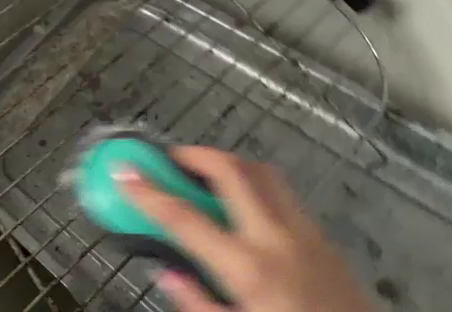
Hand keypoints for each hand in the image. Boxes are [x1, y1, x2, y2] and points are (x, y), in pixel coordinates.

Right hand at [117, 147, 374, 311]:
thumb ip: (198, 304)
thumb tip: (165, 272)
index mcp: (250, 270)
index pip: (185, 217)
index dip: (147, 191)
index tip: (123, 170)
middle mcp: (279, 240)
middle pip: (230, 170)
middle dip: (192, 155)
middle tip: (167, 159)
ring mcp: (308, 235)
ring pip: (262, 171)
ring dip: (227, 163)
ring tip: (204, 173)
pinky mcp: (328, 241)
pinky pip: (285, 194)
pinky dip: (257, 184)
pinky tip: (246, 204)